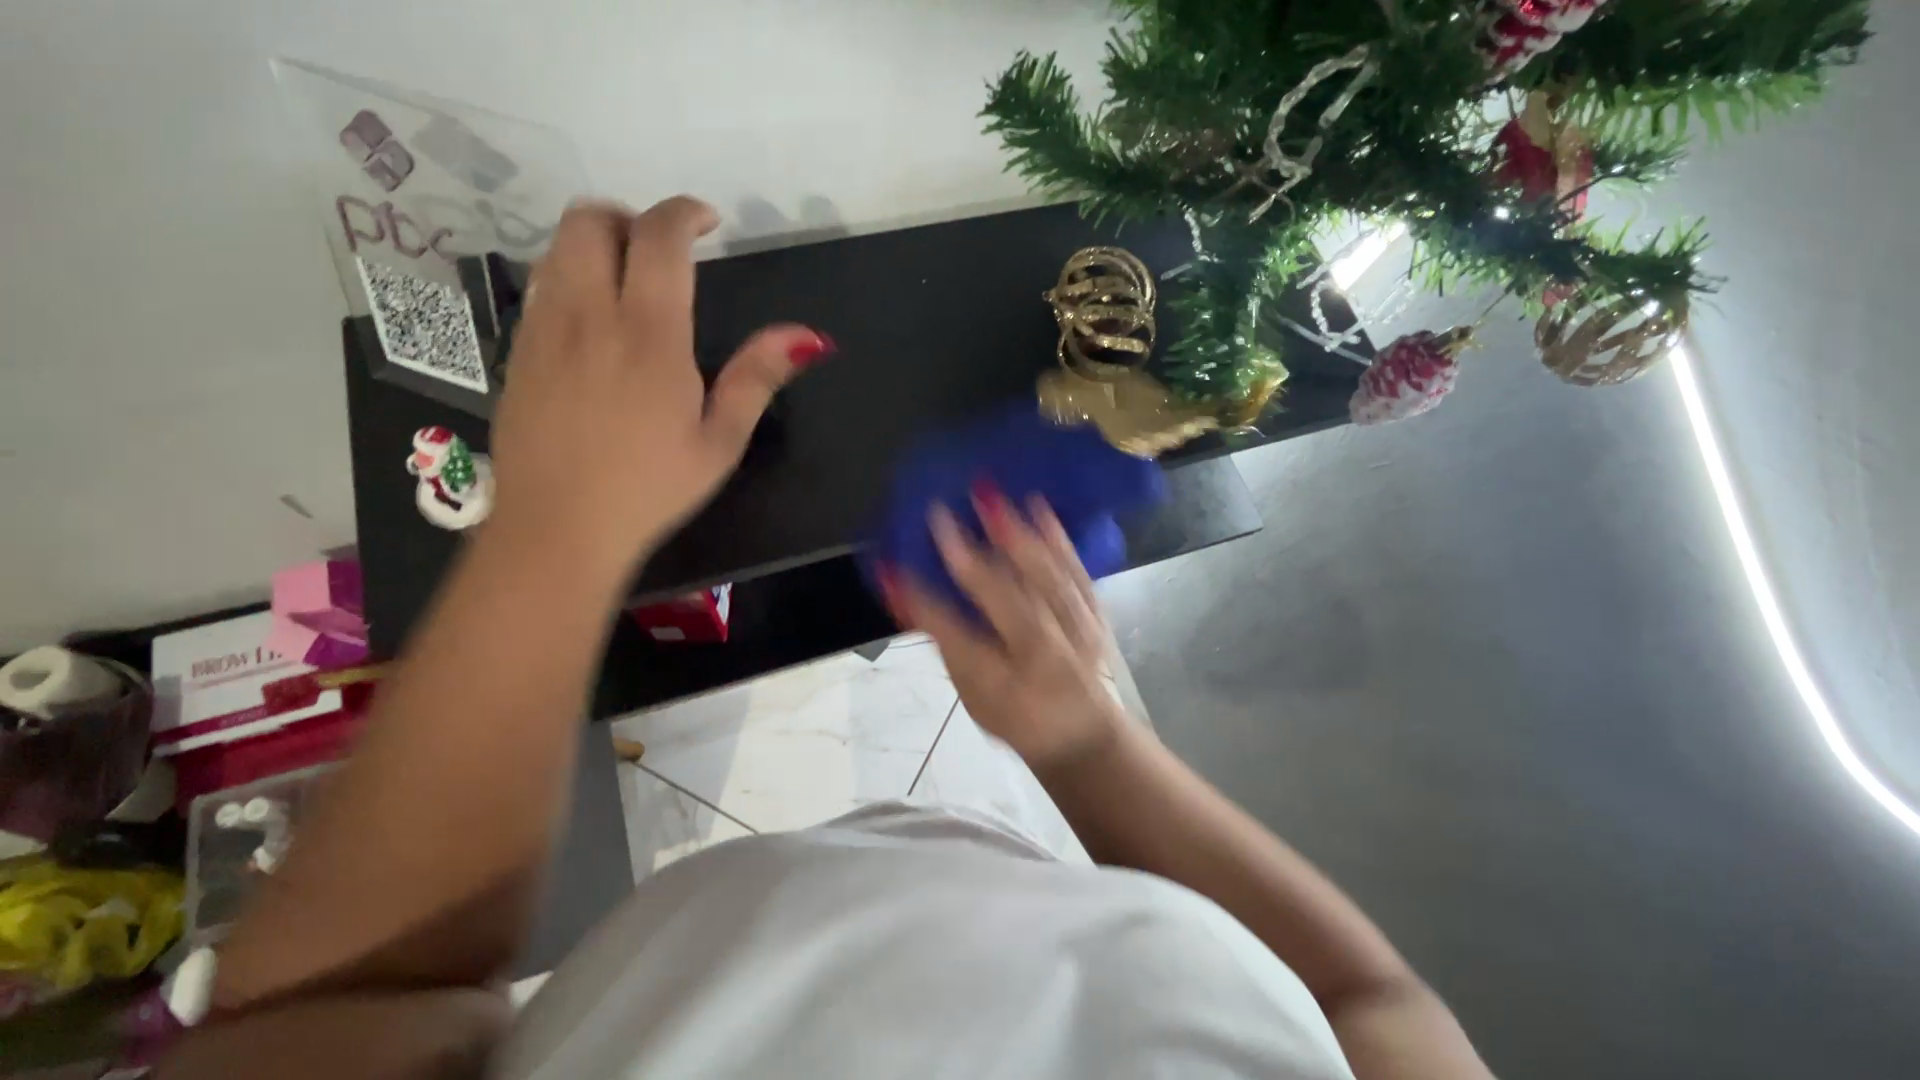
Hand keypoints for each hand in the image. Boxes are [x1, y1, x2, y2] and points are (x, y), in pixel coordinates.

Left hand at [487, 197, 831, 572]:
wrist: (557, 528)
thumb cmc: (650, 488)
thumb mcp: (720, 442)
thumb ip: (757, 378)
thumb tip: (805, 334)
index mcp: (649, 336)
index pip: (659, 237)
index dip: (684, 212)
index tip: (708, 223)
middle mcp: (589, 316)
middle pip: (590, 220)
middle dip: (628, 217)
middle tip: (660, 253)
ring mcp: (544, 330)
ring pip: (557, 248)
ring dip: (595, 245)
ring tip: (628, 284)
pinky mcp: (518, 352)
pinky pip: (540, 288)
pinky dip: (570, 280)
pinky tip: (594, 327)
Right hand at [885, 484, 1129, 770]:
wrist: (1084, 732)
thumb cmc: (1015, 714)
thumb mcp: (972, 695)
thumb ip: (945, 644)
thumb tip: (904, 592)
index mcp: (1006, 686)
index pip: (958, 642)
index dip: (925, 606)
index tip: (892, 570)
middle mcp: (1044, 660)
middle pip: (1010, 606)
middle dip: (972, 562)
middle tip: (940, 516)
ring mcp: (1076, 633)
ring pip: (1047, 581)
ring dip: (1016, 536)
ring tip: (988, 498)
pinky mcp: (1094, 612)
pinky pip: (1076, 572)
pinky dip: (1057, 538)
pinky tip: (1038, 507)